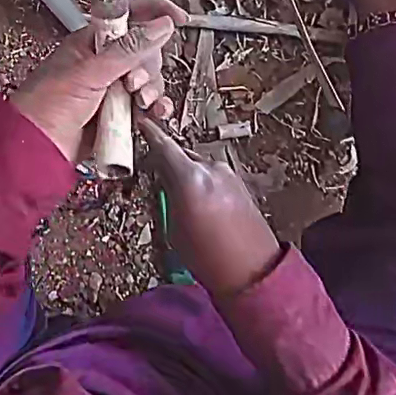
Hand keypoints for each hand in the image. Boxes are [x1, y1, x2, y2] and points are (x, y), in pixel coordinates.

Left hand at [9, 0, 186, 160]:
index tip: (177, 17)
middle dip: (148, 65)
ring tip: (139, 101)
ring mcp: (112, 88)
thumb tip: (160, 25)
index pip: (128, 15)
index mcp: (91, 42)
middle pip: (145, 50)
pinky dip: (156, 107)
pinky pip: (147, 104)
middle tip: (133, 82)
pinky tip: (155, 112)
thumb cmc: (47, 104)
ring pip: (149, 79)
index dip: (153, 12)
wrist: (36, 147)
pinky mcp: (119, 112)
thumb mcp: (89, 72)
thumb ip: (127, 49)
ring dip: (152, 88)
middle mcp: (104, 62)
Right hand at [138, 117, 282, 297]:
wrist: (254, 272)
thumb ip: (168, 195)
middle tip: (154, 174)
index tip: (141, 122)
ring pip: (196, 166)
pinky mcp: (238, 184)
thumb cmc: (209, 256)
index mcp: (190, 177)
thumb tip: (165, 180)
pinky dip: (200, 182)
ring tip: (180, 201)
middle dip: (167, 162)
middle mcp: (211, 169)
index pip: (164, 146)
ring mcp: (227, 175)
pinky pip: (211, 175)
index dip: (150, 133)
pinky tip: (198, 204)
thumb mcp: (174, 226)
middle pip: (181, 155)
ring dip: (186, 175)